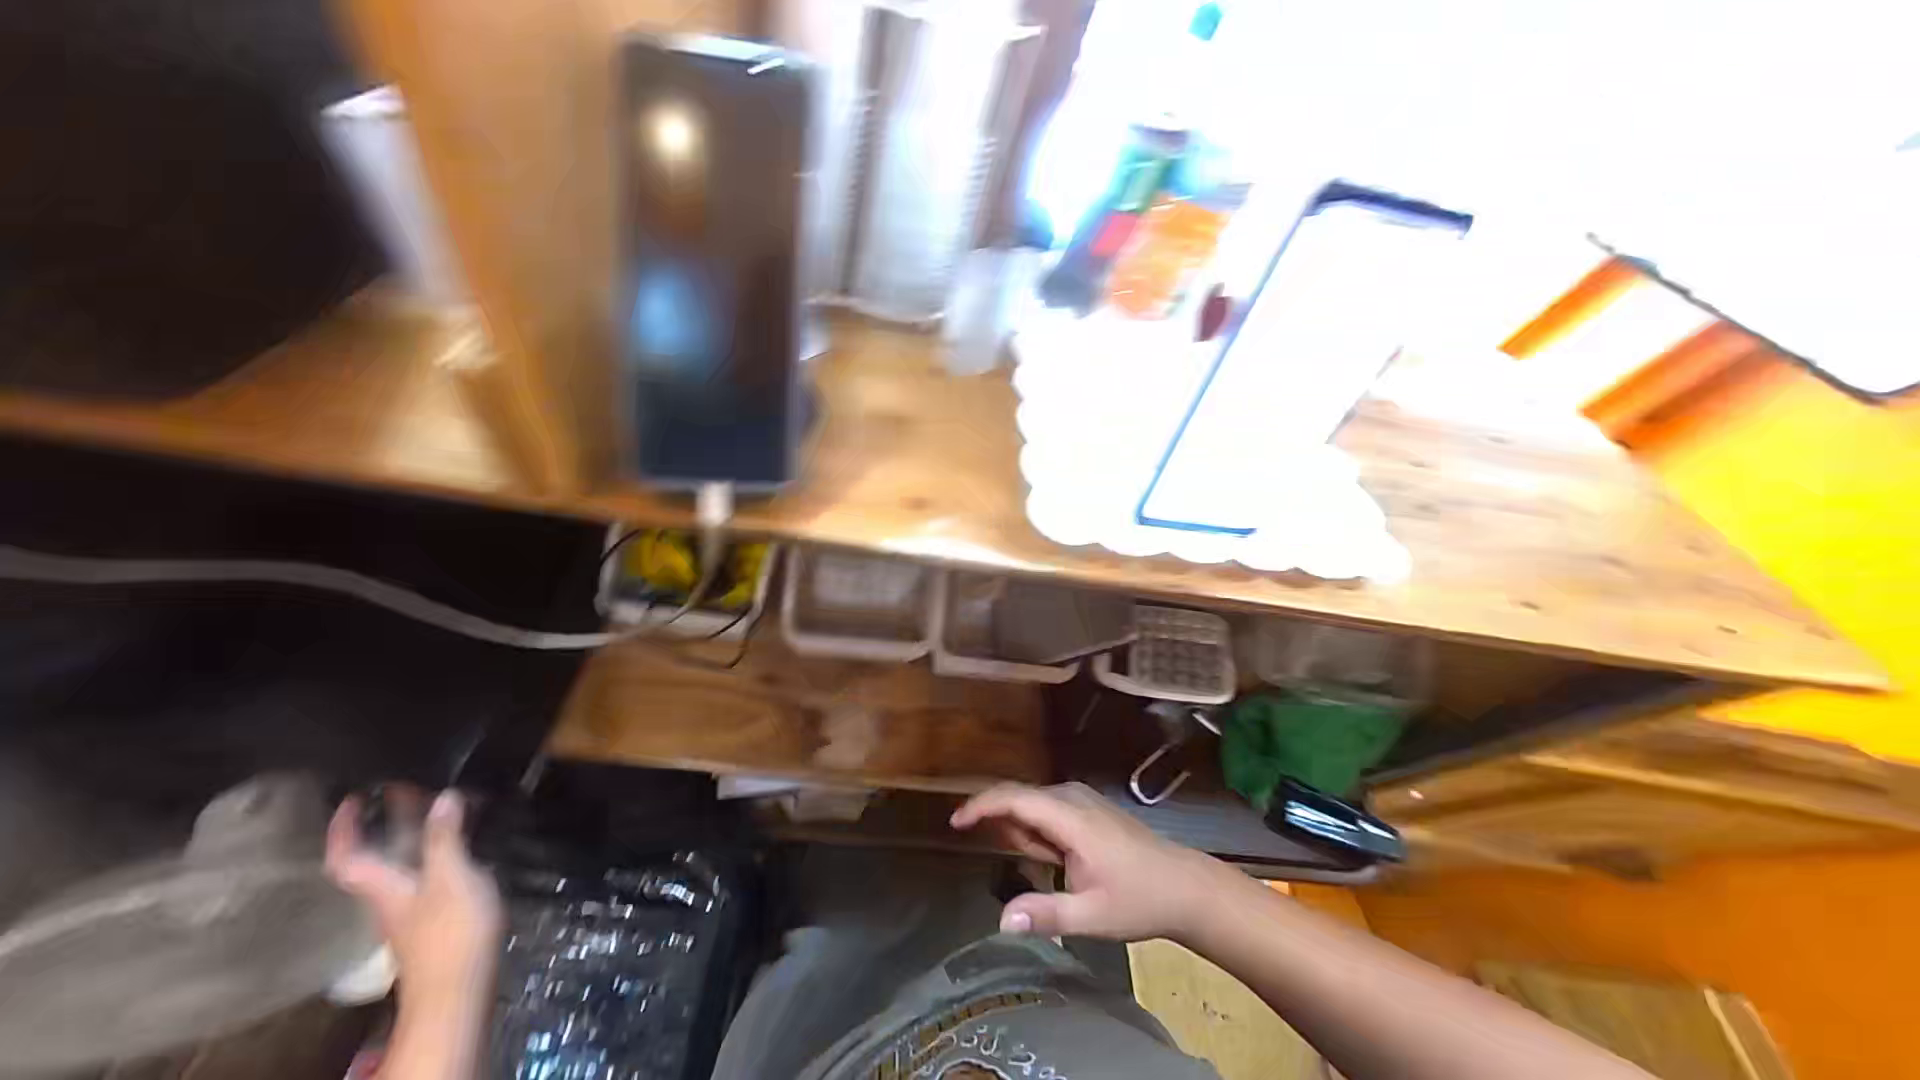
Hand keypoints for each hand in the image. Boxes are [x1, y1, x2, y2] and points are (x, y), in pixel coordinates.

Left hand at [326, 788, 502, 1018]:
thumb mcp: (451, 877)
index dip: (344, 828)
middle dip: (391, 820)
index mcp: (384, 886)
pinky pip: (432, 870)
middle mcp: (392, 895)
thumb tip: (443, 796)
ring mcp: (415, 907)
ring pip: (408, 862)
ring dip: (420, 833)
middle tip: (412, 786)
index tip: (353, 797)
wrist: (458, 987)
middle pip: (382, 854)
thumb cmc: (449, 930)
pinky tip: (466, 841)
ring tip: (446, 804)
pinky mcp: (438, 915)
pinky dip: (442, 849)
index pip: (349, 856)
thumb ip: (445, 838)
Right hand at [950, 782, 1240, 942]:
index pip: (1015, 798)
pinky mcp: (1087, 807)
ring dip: (1028, 836)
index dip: (981, 805)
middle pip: (1021, 799)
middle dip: (1011, 831)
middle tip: (1038, 870)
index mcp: (1071, 817)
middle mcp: (1073, 797)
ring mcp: (1082, 799)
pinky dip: (1041, 833)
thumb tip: (1002, 921)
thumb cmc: (1140, 899)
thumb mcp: (1092, 916)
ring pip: (1033, 807)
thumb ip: (1046, 915)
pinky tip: (1062, 862)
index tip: (954, 822)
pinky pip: (1047, 811)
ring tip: (1058, 872)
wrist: (1185, 886)